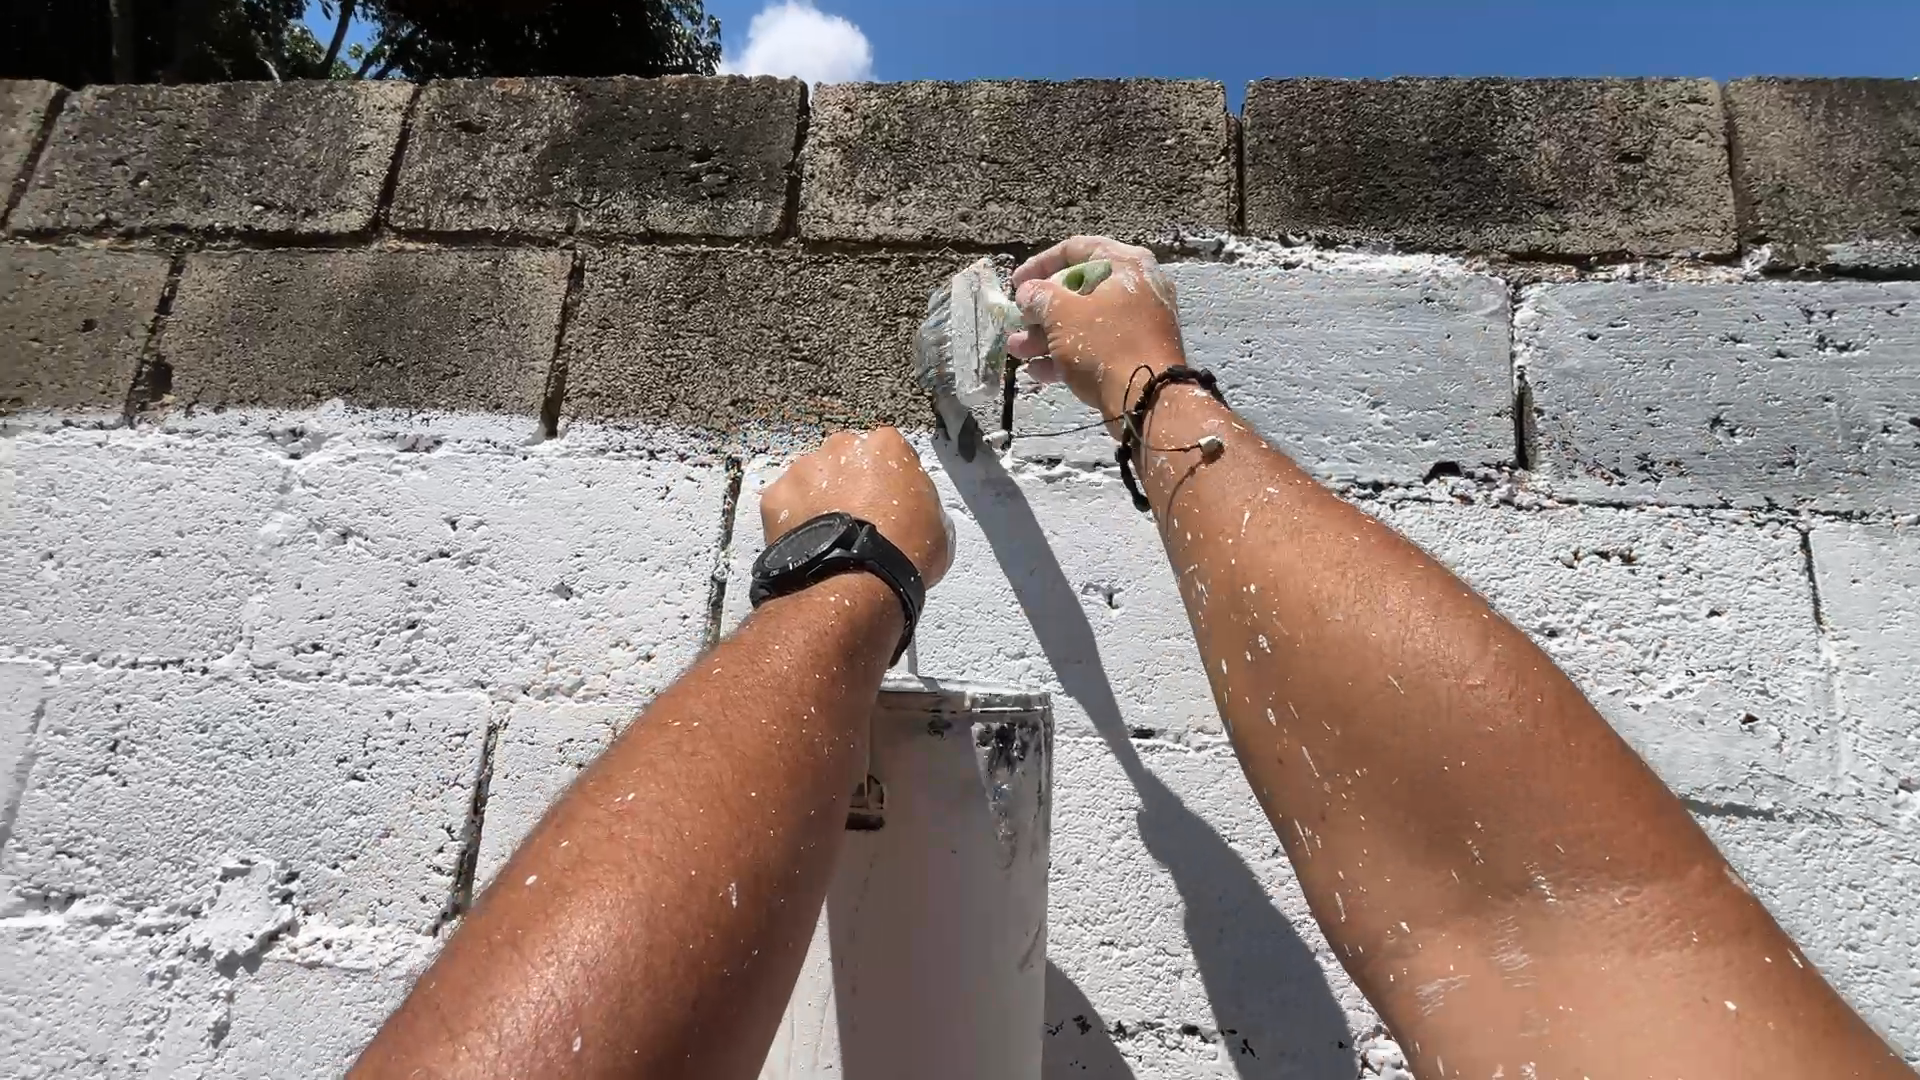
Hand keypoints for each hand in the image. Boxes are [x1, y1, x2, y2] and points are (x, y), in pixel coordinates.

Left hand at [760, 428, 950, 588]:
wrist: (858, 583)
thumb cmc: (906, 554)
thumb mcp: (939, 526)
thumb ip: (922, 502)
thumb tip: (911, 510)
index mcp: (887, 446)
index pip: (890, 452)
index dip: (890, 480)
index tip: (890, 504)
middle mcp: (843, 445)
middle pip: (847, 458)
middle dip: (851, 482)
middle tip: (858, 519)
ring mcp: (805, 468)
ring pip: (814, 479)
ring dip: (820, 499)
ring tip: (831, 535)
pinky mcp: (777, 495)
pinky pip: (787, 504)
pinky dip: (794, 519)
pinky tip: (809, 544)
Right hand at [1005, 236, 1187, 426]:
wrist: (1146, 399)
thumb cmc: (1105, 344)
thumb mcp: (1062, 314)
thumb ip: (1039, 297)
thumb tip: (1027, 292)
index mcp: (1126, 264)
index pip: (1076, 249)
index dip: (1039, 264)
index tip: (1016, 284)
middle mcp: (1136, 288)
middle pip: (1078, 290)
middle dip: (1040, 310)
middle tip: (1016, 323)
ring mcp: (1137, 324)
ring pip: (1083, 323)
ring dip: (1046, 336)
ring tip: (1017, 350)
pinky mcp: (1133, 355)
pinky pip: (1095, 348)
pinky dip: (1067, 356)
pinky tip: (1038, 371)